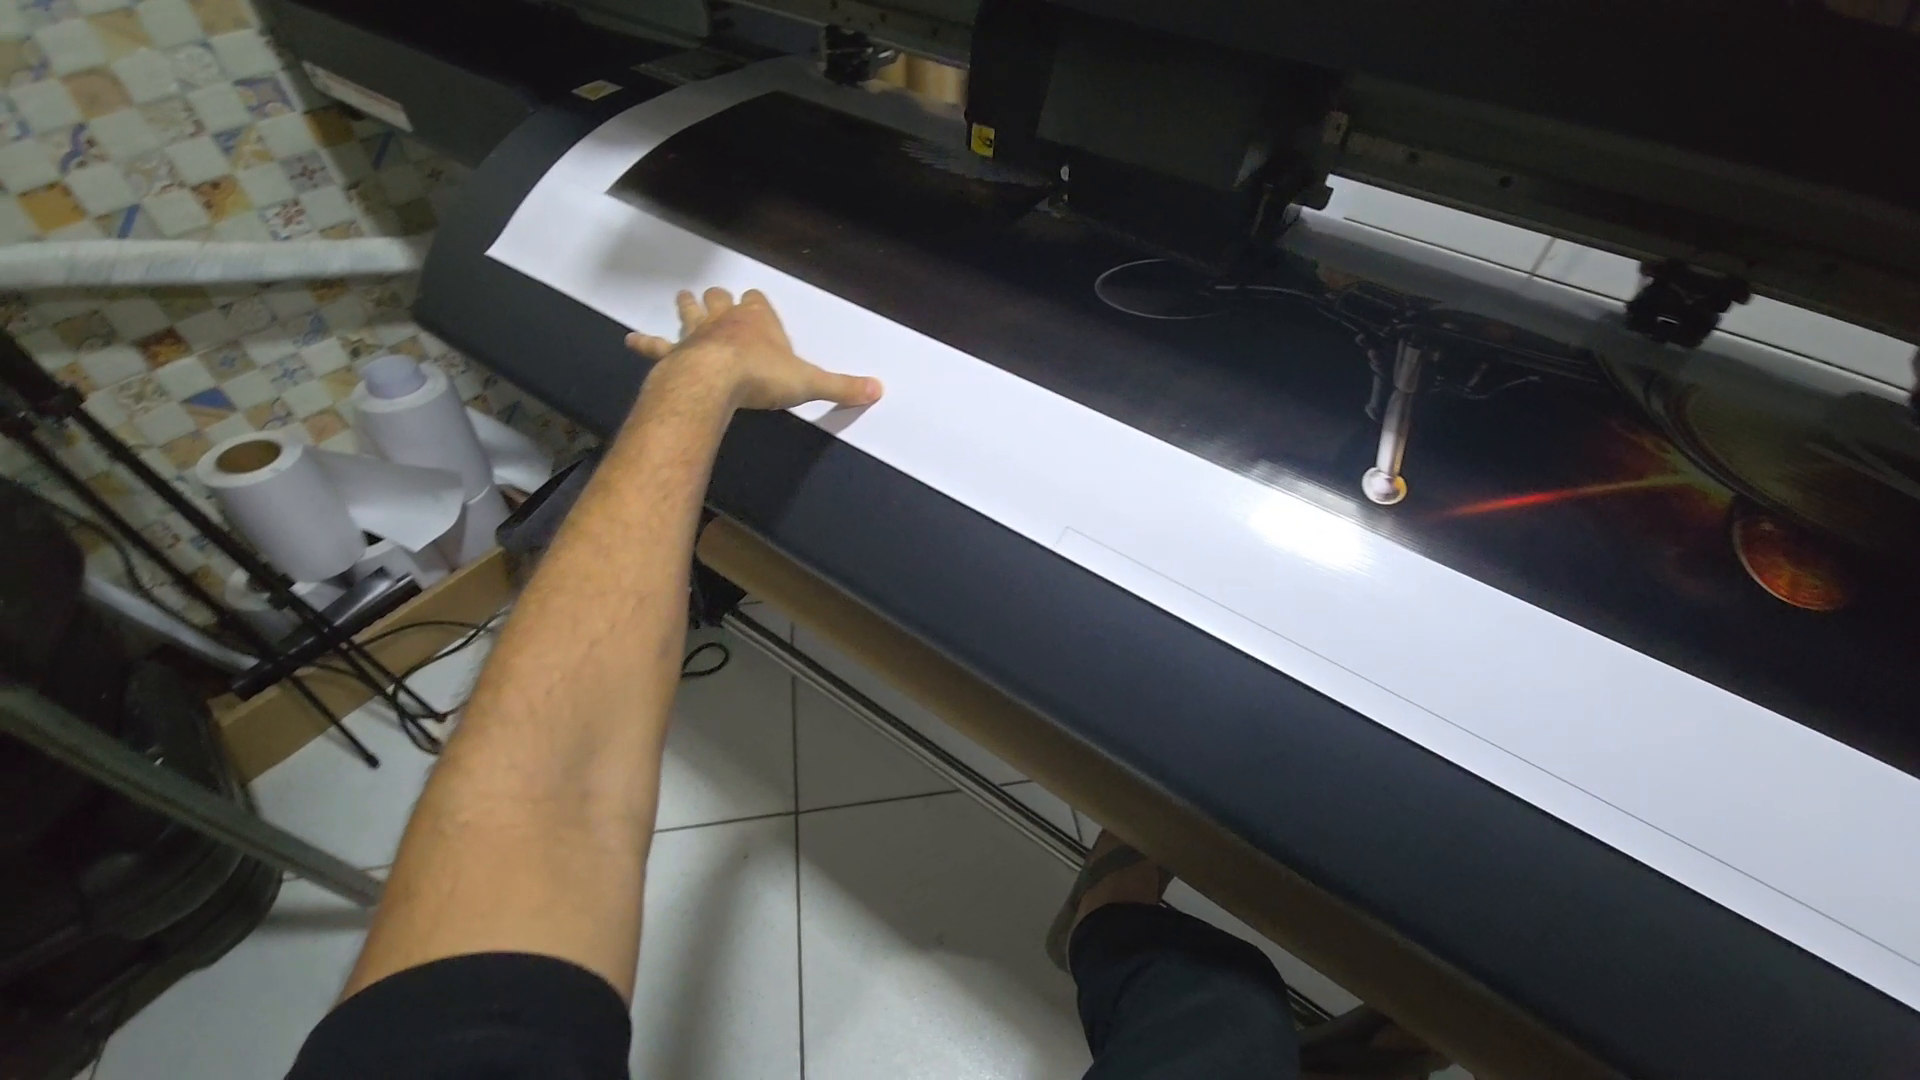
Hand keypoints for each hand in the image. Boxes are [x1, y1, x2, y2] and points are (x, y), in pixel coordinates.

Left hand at [626, 288, 882, 411]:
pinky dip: (645, 342)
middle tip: (718, 303)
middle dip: (720, 301)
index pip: (757, 300)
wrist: (716, 382)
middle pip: (720, 299)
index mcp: (758, 320)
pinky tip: (630, 340)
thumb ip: (842, 387)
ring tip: (684, 301)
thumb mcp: (810, 383)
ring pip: (690, 310)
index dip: (757, 305)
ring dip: (688, 308)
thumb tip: (879, 390)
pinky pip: (656, 343)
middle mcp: (725, 319)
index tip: (758, 309)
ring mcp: (695, 333)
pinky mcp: (673, 353)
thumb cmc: (764, 377)